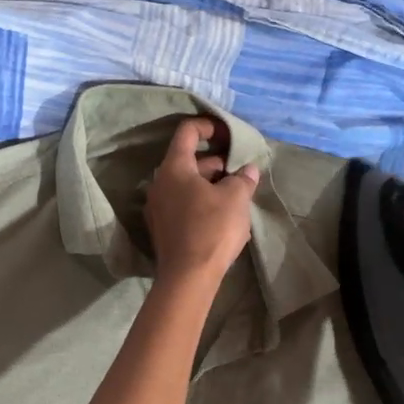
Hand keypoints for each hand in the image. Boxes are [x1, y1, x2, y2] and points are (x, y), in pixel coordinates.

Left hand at [145, 117, 259, 284]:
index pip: (186, 132)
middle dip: (214, 162)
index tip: (228, 134)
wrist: (187, 277)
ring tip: (234, 194)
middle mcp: (159, 184)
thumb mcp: (236, 198)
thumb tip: (247, 170)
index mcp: (173, 168)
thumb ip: (243, 179)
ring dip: (208, 184)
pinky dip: (199, 202)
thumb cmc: (212, 229)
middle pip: (187, 161)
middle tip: (238, 172)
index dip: (208, 126)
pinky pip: (181, 205)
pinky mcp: (161, 229)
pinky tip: (219, 215)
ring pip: (185, 185)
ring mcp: (156, 208)